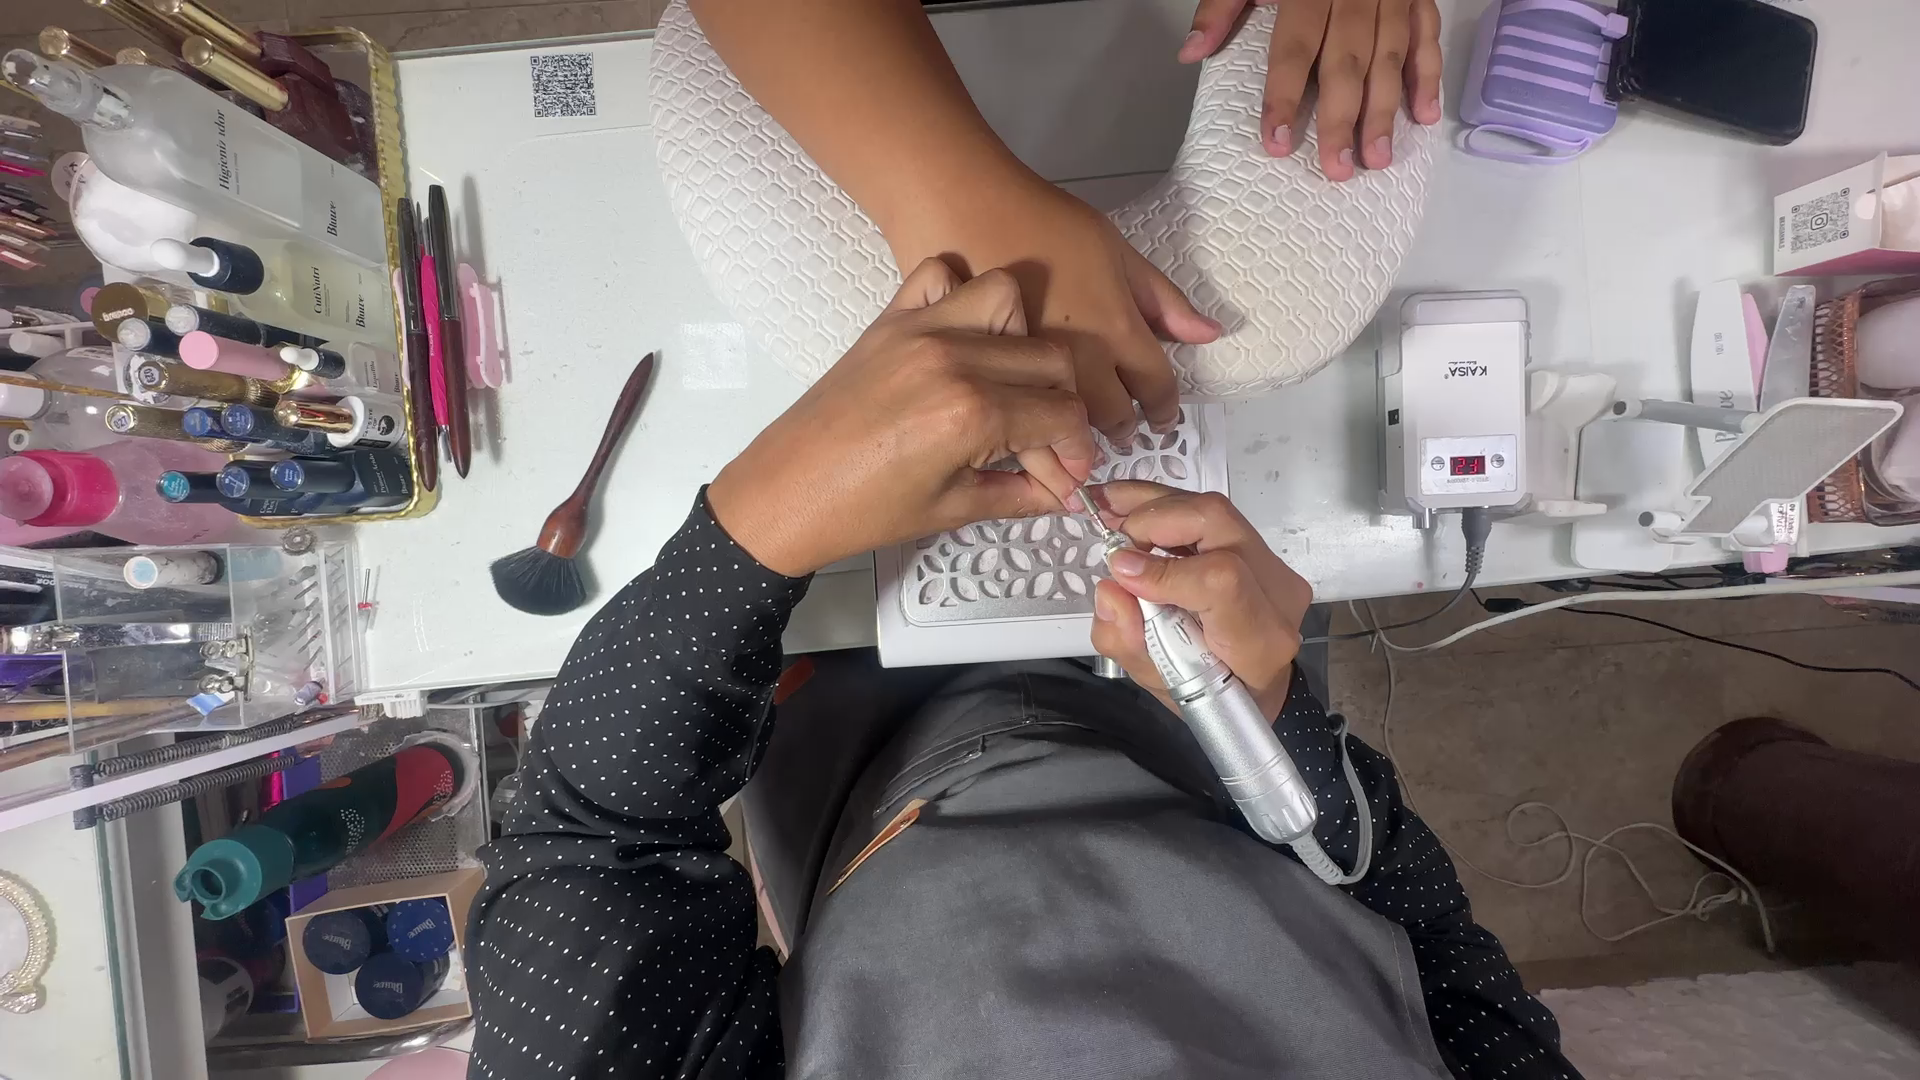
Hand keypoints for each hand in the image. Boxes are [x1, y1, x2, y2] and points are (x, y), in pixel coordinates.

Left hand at [708, 258, 1100, 576]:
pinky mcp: (890, 319)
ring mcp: (919, 329)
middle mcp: (953, 357)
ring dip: (1026, 339)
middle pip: (1052, 359)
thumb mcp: (953, 510)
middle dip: (1065, 404)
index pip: (1064, 415)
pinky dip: (962, 295)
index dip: (1078, 449)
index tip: (1070, 472)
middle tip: (1048, 441)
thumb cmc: (864, 512)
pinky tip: (962, 340)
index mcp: (971, 414)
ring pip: (1009, 299)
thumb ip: (1022, 494)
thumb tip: (1066, 492)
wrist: (787, 492)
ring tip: (1011, 384)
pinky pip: (941, 275)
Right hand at [887, 176, 1219, 444]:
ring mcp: (1035, 375)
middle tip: (1125, 432)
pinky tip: (1042, 429)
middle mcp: (1081, 362)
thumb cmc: (1045, 223)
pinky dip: (1040, 433)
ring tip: (1086, 436)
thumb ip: (1162, 299)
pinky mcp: (993, 380)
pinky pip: (1024, 422)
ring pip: (1069, 427)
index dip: (1166, 408)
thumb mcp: (1117, 250)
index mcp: (1117, 329)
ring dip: (1084, 435)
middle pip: (1114, 417)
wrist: (966, 213)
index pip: (1157, 386)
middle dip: (1125, 428)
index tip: (1164, 418)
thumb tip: (1209, 334)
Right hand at [1089, 482, 1312, 718]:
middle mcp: (1275, 592)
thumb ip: (1127, 640)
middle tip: (1113, 542)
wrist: (1252, 686)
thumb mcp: (1156, 681)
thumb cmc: (1208, 693)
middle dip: (1152, 521)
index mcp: (1257, 640)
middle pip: (1216, 521)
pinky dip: (1162, 506)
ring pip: (1211, 507)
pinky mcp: (1256, 546)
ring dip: (1151, 505)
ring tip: (1106, 507)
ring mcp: (1271, 564)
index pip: (1220, 580)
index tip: (1118, 570)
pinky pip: (1208, 512)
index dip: (1163, 569)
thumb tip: (1110, 589)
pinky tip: (1127, 509)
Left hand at [1179, 0, 1443, 180]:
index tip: (1276, 144)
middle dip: (1343, 119)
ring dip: (1386, 109)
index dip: (1283, 98)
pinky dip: (1428, 73)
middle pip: (1347, 63)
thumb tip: (1191, 52)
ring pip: (1391, 55)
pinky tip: (1424, 114)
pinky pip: (1427, 33)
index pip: (1293, 52)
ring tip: (1378, 159)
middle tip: (1337, 169)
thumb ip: (1222, 6)